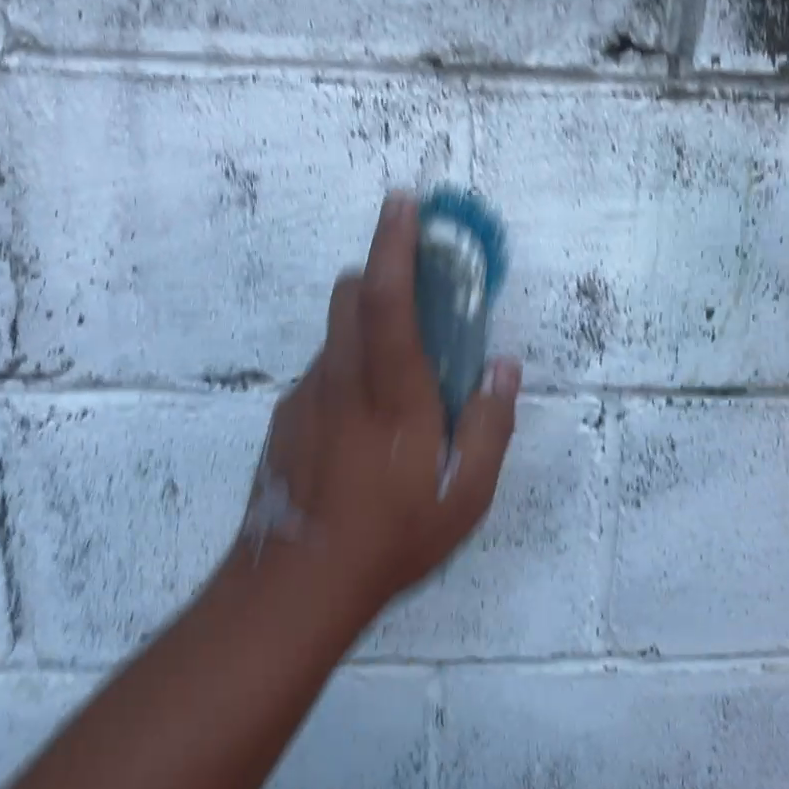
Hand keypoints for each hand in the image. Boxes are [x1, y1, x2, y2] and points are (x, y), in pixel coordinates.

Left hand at [230, 192, 522, 619]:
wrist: (294, 587)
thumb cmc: (393, 538)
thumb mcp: (466, 495)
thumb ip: (490, 424)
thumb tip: (504, 367)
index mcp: (391, 394)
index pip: (387, 298)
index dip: (394, 244)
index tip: (403, 201)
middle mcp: (341, 381)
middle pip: (348, 296)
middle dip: (379, 275)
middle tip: (418, 302)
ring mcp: (305, 399)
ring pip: (335, 336)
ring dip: (368, 333)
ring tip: (398, 391)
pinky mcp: (284, 419)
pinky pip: (322, 375)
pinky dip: (348, 375)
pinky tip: (362, 433)